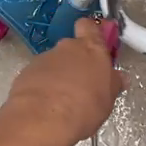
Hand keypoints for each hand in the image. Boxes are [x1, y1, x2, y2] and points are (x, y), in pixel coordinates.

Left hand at [2, 17, 125, 144]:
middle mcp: (67, 48)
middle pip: (73, 48)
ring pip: (55, 63)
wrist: (41, 119)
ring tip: (63, 101)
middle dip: (76, 62)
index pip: (90, 26)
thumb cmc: (83, 108)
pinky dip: (43, 85)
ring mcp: (45, 58)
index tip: (96, 44)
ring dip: (59, 76)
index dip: (93, 32)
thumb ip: (112, 84)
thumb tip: (118, 78)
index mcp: (91, 49)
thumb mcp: (107, 101)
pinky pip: (39, 75)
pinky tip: (47, 105)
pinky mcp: (27, 71)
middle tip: (82, 84)